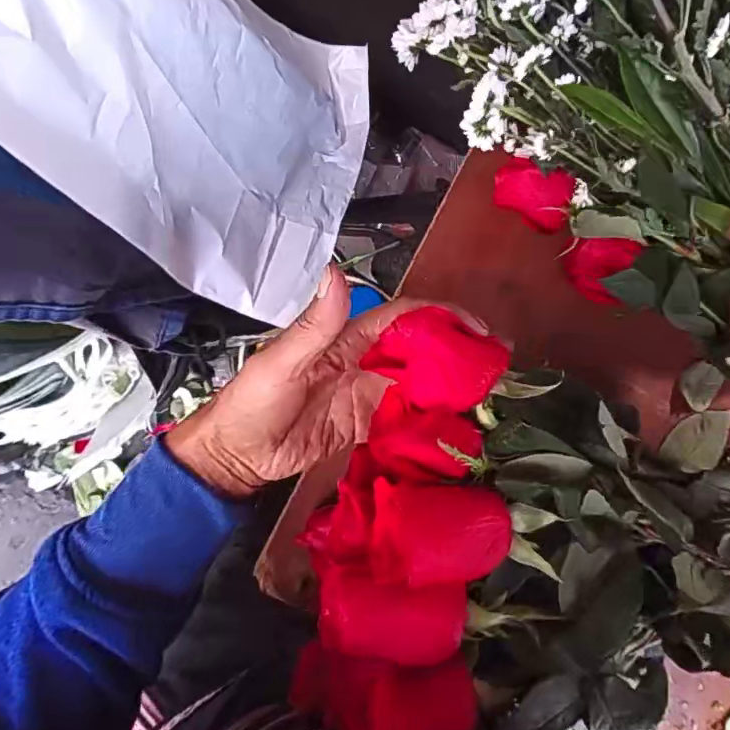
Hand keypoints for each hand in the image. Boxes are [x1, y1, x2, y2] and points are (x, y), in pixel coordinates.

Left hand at [166, 268, 495, 497]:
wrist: (234, 459)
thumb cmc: (249, 406)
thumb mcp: (279, 362)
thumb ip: (314, 324)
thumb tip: (334, 271)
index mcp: (347, 340)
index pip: (403, 318)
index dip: (440, 315)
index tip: (474, 326)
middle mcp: (366, 362)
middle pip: (421, 348)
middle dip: (457, 348)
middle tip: (495, 360)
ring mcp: (370, 394)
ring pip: (420, 380)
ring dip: (452, 381)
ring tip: (489, 389)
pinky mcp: (369, 424)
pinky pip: (408, 415)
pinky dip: (433, 415)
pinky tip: (459, 421)